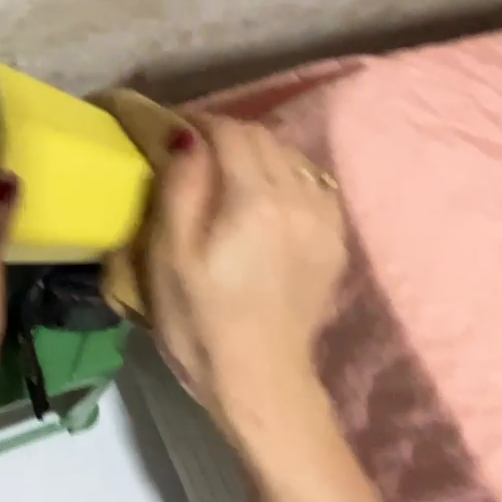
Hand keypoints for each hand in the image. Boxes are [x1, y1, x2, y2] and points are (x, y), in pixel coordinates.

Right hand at [144, 114, 347, 434]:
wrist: (258, 378)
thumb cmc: (197, 316)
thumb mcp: (169, 253)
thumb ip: (181, 187)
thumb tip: (184, 135)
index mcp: (255, 200)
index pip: (231, 131)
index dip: (197, 122)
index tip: (168, 130)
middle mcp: (300, 199)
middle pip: (263, 137)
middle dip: (224, 132)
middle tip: (188, 149)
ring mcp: (324, 220)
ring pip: (289, 156)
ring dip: (252, 151)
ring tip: (220, 169)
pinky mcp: (333, 240)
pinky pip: (309, 183)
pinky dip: (280, 174)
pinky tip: (257, 195)